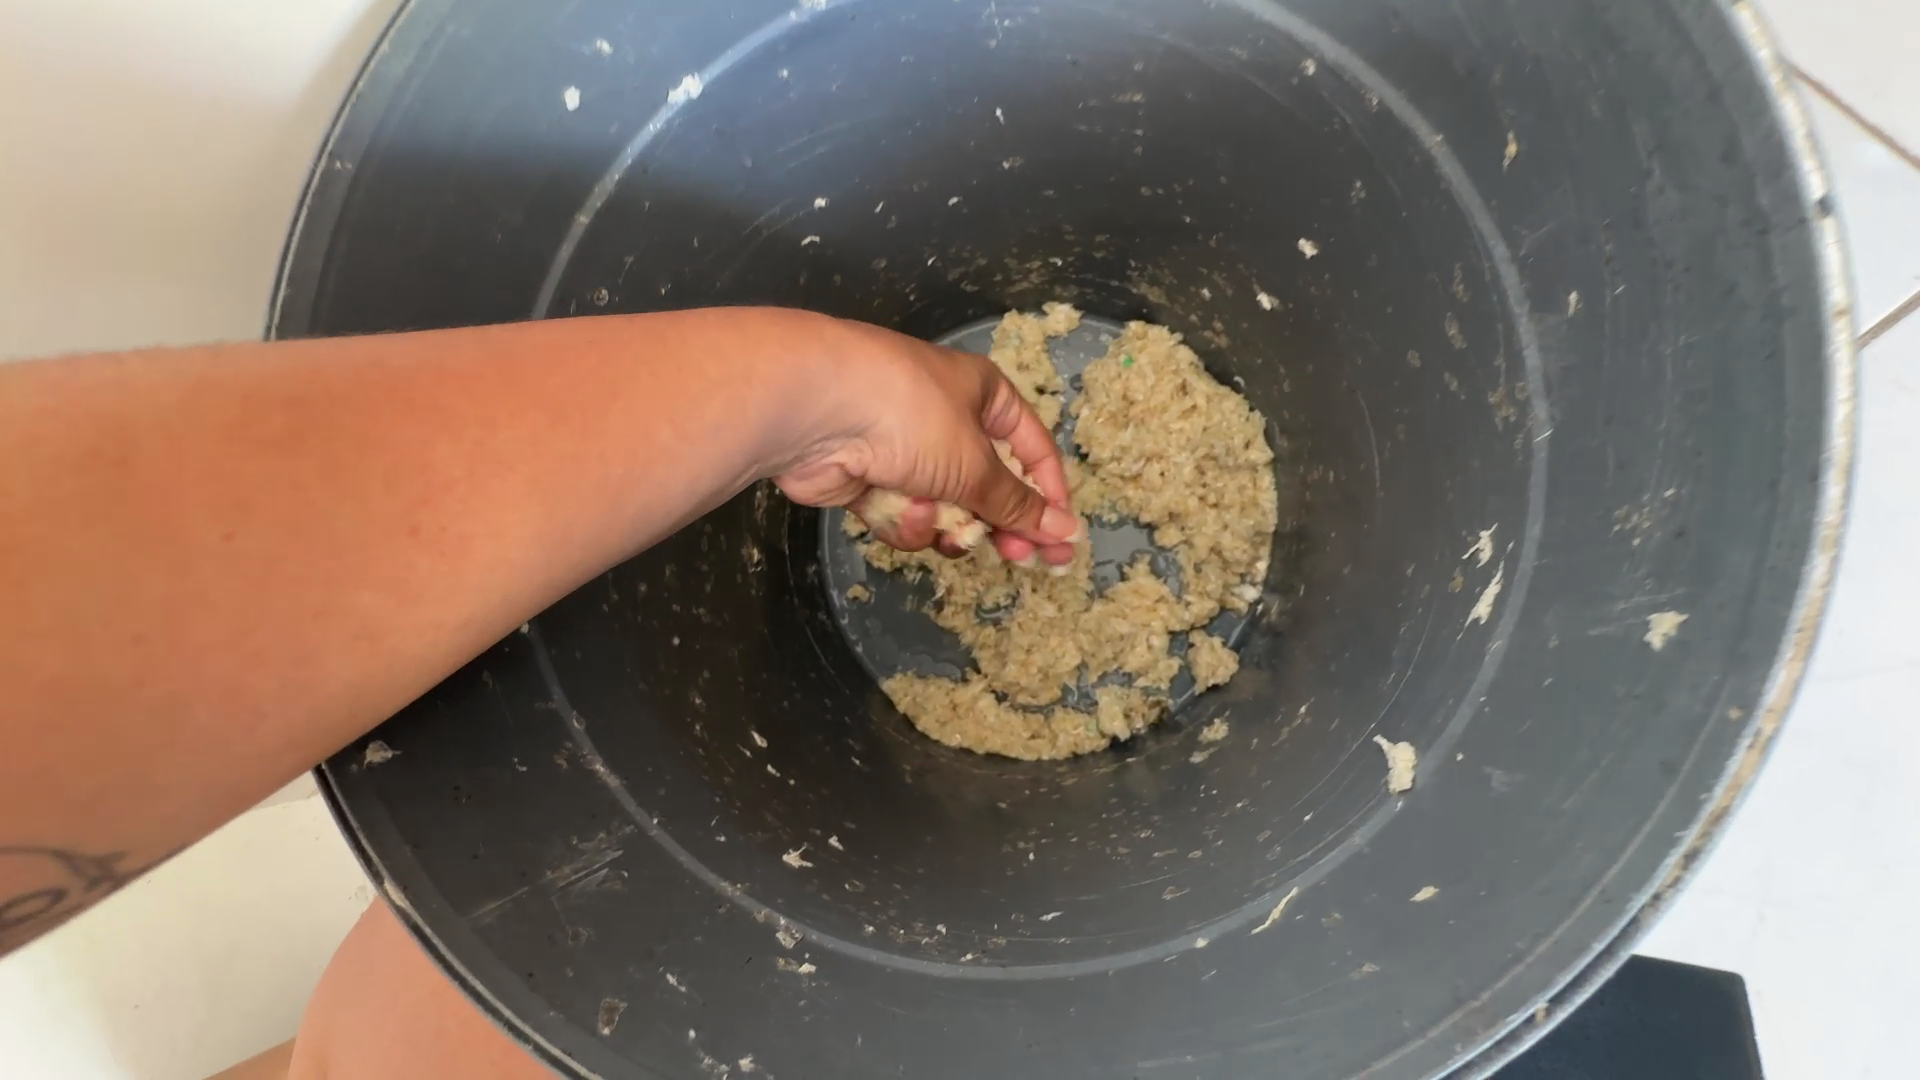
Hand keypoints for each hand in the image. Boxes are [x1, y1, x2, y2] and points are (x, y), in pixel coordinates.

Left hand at [772, 320, 1080, 565]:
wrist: (816, 409)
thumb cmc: (913, 418)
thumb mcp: (977, 463)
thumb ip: (1018, 504)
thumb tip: (1065, 532)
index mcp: (984, 396)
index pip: (1033, 449)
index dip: (1049, 494)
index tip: (1061, 539)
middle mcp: (948, 420)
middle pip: (989, 485)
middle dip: (1000, 523)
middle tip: (1019, 560)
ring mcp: (906, 451)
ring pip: (946, 508)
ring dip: (946, 522)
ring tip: (944, 528)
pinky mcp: (871, 481)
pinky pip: (906, 514)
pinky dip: (905, 518)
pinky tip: (899, 511)